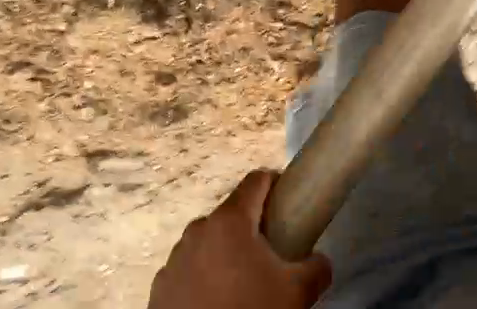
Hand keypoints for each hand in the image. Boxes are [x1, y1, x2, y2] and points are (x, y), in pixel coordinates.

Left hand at [147, 171, 332, 308]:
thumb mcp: (298, 292)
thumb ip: (316, 266)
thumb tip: (317, 261)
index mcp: (230, 221)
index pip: (257, 180)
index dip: (276, 185)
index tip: (288, 204)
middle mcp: (197, 231)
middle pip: (231, 214)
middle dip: (250, 227)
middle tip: (269, 253)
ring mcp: (173, 261)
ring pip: (207, 243)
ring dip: (224, 253)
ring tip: (240, 283)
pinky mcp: (159, 290)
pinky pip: (187, 271)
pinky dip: (202, 278)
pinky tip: (215, 302)